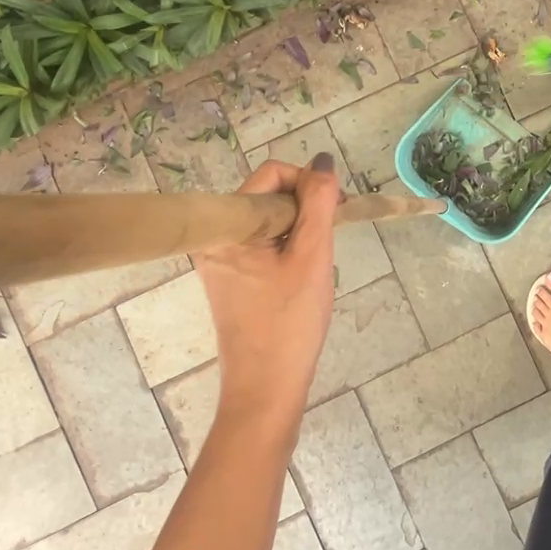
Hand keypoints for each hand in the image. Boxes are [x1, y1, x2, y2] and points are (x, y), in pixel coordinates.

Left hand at [195, 155, 340, 423]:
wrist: (267, 387)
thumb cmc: (290, 320)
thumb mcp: (313, 254)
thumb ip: (319, 201)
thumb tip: (323, 161)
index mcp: (226, 229)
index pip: (271, 174)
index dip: (307, 183)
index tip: (335, 210)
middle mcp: (215, 238)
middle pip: (269, 195)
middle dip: (306, 206)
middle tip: (331, 234)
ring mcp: (221, 258)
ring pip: (270, 218)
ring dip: (301, 227)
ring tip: (318, 258)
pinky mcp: (231, 276)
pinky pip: (265, 241)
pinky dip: (290, 245)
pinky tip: (304, 271)